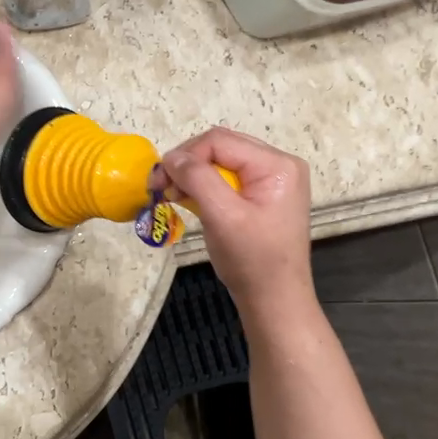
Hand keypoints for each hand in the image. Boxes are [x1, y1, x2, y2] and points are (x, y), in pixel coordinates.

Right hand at [157, 128, 313, 315]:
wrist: (273, 297)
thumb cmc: (251, 259)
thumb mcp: (222, 216)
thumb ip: (197, 179)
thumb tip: (170, 157)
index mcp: (276, 165)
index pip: (218, 141)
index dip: (184, 156)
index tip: (159, 182)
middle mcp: (277, 164)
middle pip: (218, 146)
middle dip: (185, 163)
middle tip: (161, 187)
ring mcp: (271, 179)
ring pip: (219, 160)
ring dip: (190, 175)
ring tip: (173, 196)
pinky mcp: (261, 194)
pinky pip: (225, 176)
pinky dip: (202, 185)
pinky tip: (189, 200)